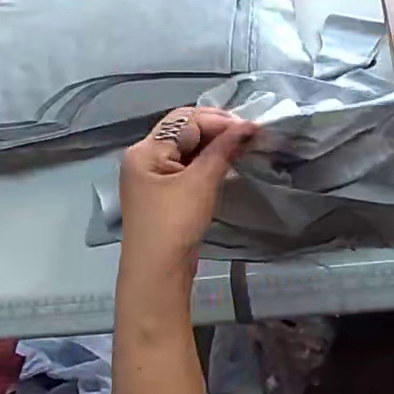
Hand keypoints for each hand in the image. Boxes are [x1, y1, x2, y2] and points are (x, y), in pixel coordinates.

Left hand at [119, 107, 254, 271]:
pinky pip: (186, 166)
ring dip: (214, 145)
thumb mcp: (200, 183)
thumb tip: (248, 126)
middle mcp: (144, 158)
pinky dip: (206, 162)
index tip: (249, 127)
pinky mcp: (163, 193)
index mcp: (145, 151)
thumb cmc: (175, 224)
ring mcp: (152, 176)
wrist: (158, 273)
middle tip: (248, 135)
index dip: (217, 120)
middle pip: (183, 131)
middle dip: (216, 129)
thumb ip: (223, 150)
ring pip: (186, 148)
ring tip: (242, 146)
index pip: (184, 120)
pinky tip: (227, 162)